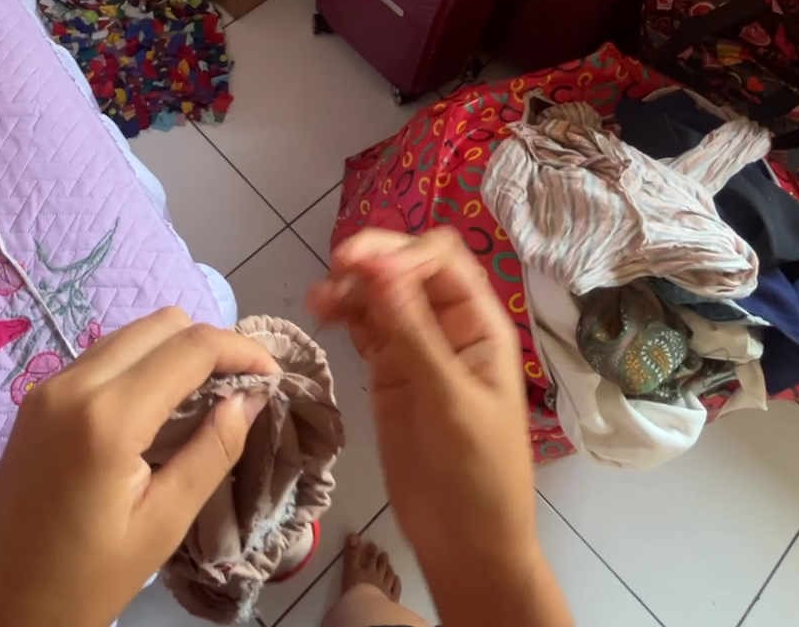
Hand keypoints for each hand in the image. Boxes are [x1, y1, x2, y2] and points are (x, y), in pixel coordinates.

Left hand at [0, 307, 277, 626]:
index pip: (191, 347)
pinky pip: (107, 353)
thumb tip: (251, 397)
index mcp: (107, 415)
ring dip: (177, 349)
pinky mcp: (39, 395)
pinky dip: (145, 360)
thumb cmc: (81, 583)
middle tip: (241, 388)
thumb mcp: (160, 526)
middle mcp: (75, 381)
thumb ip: (212, 451)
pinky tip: (159, 404)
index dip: (242, 350)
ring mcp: (51, 383)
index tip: (274, 375)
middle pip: (163, 323)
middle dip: (211, 344)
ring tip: (207, 396)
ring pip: (134, 332)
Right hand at [309, 228, 572, 626]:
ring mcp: (414, 345)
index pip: (442, 261)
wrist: (465, 544)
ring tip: (319, 297)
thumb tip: (381, 269)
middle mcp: (446, 324)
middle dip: (373, 260)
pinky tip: (322, 311)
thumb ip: (414, 333)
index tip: (367, 271)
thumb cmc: (477, 473)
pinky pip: (363, 326)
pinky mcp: (387, 368)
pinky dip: (343, 313)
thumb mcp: (450, 400)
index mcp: (478, 323)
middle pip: (406, 268)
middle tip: (336, 268)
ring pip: (379, 293)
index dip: (404, 254)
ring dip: (350, 285)